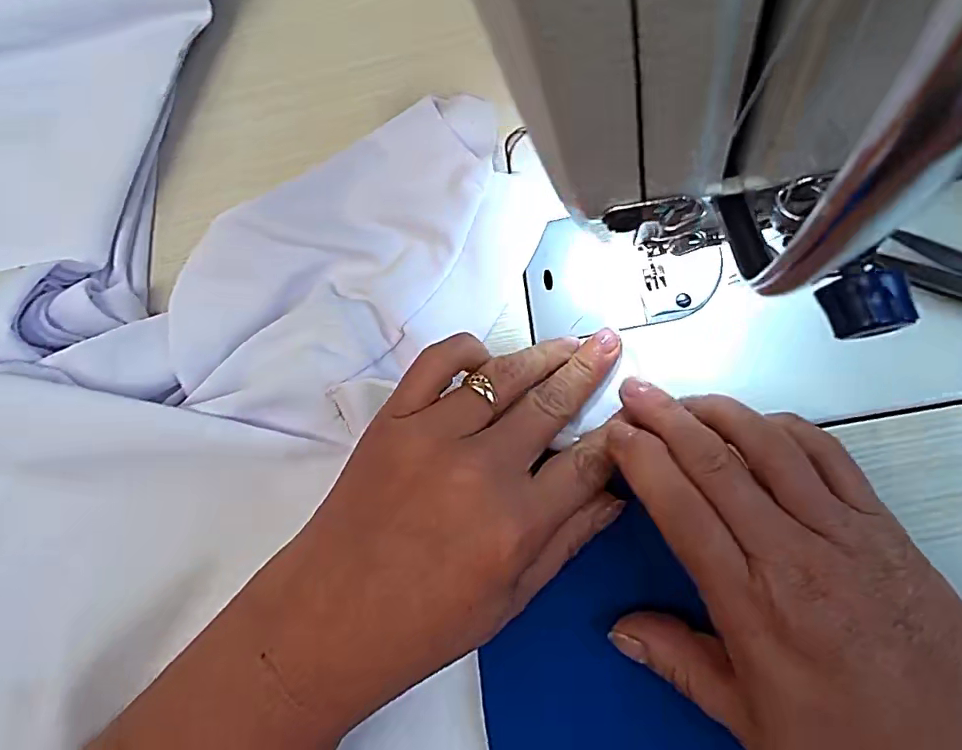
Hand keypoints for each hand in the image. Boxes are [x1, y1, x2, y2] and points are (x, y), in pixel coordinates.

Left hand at [95, 329, 626, 748]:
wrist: (330, 615)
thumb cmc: (425, 621)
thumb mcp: (511, 600)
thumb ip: (568, 541)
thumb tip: (616, 494)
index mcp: (515, 524)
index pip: (587, 462)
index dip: (617, 432)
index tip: (630, 409)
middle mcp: (480, 470)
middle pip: (550, 404)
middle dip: (587, 370)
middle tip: (608, 343)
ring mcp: (432, 435)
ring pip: (501, 376)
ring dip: (541, 354)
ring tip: (568, 341)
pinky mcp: (393, 418)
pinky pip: (435, 361)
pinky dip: (466, 348)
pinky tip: (487, 353)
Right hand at [603, 382, 961, 749]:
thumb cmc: (857, 742)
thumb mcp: (754, 725)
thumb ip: (681, 664)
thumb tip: (619, 630)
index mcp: (755, 608)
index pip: (682, 509)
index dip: (642, 460)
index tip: (616, 435)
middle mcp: (794, 555)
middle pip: (715, 462)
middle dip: (665, 417)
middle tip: (634, 394)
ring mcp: (841, 530)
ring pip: (768, 443)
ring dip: (718, 410)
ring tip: (683, 398)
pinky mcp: (878, 519)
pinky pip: (824, 450)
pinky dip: (782, 425)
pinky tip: (756, 421)